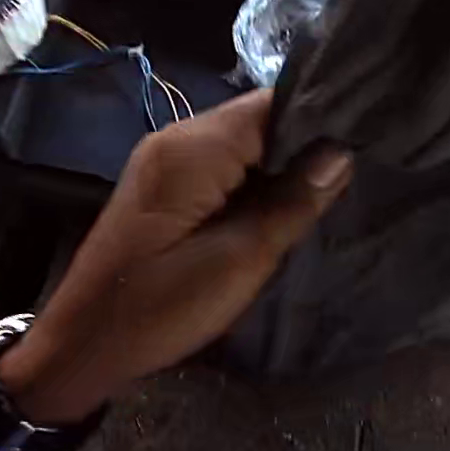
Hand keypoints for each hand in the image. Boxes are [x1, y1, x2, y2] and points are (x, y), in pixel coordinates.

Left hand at [0, 89, 352, 422]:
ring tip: (326, 192)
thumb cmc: (161, 308)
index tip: (365, 140)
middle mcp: (175, 140)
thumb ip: (291, 204)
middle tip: (354, 174)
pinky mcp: (162, 189)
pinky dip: (251, 184)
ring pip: (239, 147)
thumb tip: (339, 154)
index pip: (272, 105)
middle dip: (303, 146)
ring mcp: (164, 163)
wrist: (84, 345)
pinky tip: (278, 208)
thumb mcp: (239, 261)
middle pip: (255, 122)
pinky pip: (219, 170)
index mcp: (192, 150)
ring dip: (278, 168)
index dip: (320, 119)